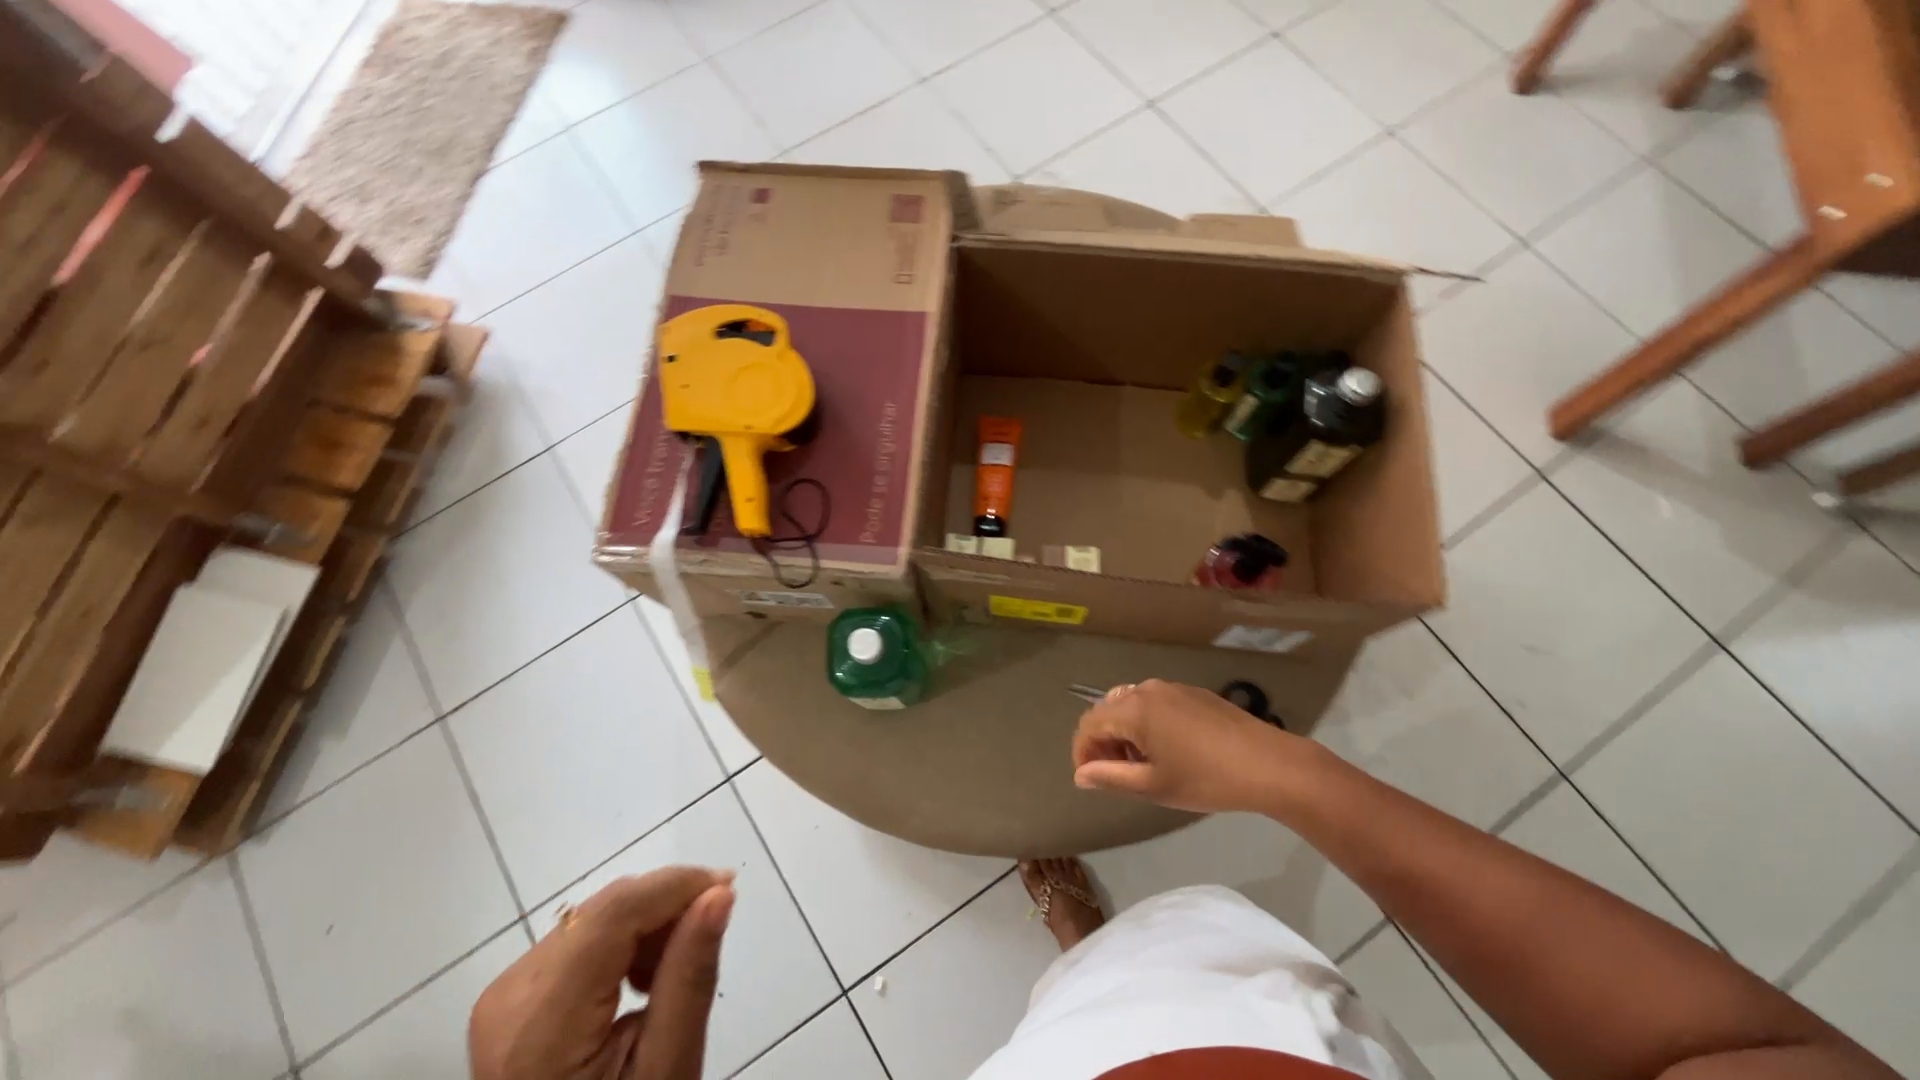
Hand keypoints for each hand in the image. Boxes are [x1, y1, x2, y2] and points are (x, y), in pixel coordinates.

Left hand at [471, 867, 734, 1079]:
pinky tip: (641, 983)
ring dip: (645, 926)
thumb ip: (689, 978)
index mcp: (542, 1024)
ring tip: (673, 974)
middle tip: (709, 937)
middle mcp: (510, 994)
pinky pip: (576, 942)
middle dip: (664, 907)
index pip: (614, 915)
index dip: (674, 886)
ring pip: (592, 919)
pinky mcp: (509, 998)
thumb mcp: (667, 1068)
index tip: (728, 886)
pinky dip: (620, 945)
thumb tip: (719, 894)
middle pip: (602, 912)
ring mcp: (503, 995)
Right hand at [1072, 678, 1302, 813]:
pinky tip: (1170, 750)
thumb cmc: (1206, 779)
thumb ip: (1110, 777)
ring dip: (1126, 732)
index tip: (1091, 779)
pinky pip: (1156, 703)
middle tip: (1117, 774)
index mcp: (1134, 709)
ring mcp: (1174, 688)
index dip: (1083, 752)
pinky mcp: (1195, 693)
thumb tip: (1080, 775)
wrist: (1269, 765)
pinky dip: (1148, 723)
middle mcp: (1148, 689)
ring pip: (1132, 704)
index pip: (1089, 724)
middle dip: (1104, 740)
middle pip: (1108, 710)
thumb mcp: (1153, 785)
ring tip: (1144, 764)